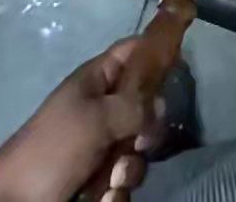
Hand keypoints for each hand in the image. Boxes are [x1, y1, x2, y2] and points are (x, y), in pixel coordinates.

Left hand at [0, 38, 163, 201]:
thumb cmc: (54, 146)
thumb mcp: (94, 118)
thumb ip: (131, 105)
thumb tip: (159, 103)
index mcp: (96, 80)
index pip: (132, 52)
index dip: (156, 49)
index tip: (182, 55)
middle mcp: (103, 108)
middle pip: (145, 107)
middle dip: (145, 129)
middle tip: (136, 141)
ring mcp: (102, 145)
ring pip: (139, 151)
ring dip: (128, 168)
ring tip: (107, 178)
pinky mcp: (100, 180)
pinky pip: (126, 182)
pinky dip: (115, 192)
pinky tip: (99, 197)